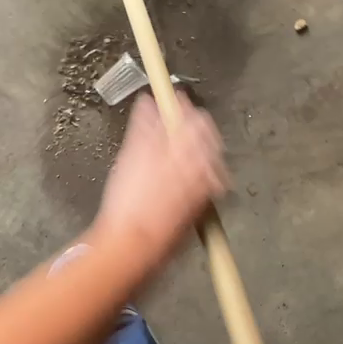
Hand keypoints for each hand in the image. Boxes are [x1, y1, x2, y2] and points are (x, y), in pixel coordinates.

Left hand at [93, 94, 225, 263]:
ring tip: (176, 100)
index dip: (212, 143)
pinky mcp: (134, 154)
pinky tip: (145, 101)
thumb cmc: (162, 241)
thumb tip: (204, 187)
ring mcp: (158, 154)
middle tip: (196, 115)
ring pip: (172, 124)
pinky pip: (142, 126)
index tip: (211, 140)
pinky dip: (145, 113)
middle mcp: (184, 162)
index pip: (213, 151)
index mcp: (201, 180)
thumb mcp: (190, 221)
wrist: (129, 243)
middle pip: (197, 131)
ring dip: (176, 111)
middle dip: (197, 122)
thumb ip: (198, 197)